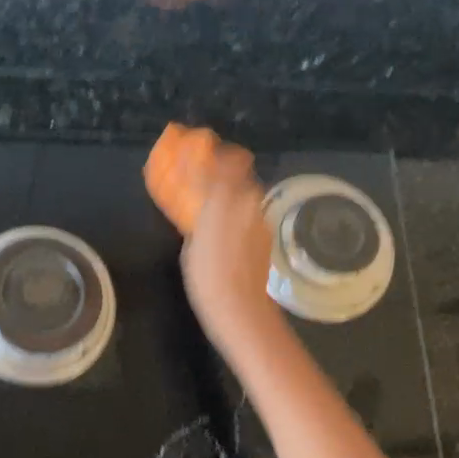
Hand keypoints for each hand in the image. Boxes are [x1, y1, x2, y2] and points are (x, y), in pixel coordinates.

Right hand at [179, 144, 276, 343]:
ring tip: (216, 202)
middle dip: (225, 169)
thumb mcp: (191, 243)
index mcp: (225, 198)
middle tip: (206, 175)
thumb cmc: (206, 277)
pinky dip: (240, 211)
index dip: (216, 152)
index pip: (226, 160)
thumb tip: (199, 208)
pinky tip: (228, 227)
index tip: (202, 149)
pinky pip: (251, 212)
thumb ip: (197, 217)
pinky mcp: (267, 235)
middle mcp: (249, 201)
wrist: (241, 308)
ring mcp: (261, 218)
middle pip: (241, 172)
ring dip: (233, 191)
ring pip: (248, 192)